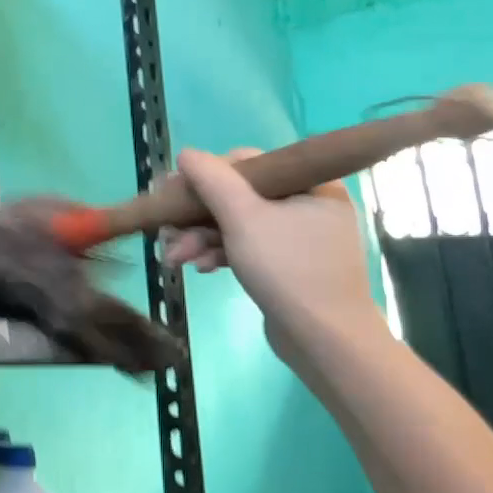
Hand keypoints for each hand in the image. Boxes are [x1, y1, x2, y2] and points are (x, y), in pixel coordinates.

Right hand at [161, 148, 385, 360]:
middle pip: (236, 196)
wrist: (323, 339)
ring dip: (199, 238)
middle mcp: (309, 206)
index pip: (248, 163)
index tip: (175, 194)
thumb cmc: (287, 269)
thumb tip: (187, 153)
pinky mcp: (287, 263)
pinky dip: (217, 253)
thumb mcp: (242, 217)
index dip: (207, 175)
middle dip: (195, 217)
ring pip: (234, 223)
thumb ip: (212, 179)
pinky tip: (198, 268)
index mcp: (312, 186)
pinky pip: (243, 245)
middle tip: (168, 231)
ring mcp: (298, 237)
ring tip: (176, 259)